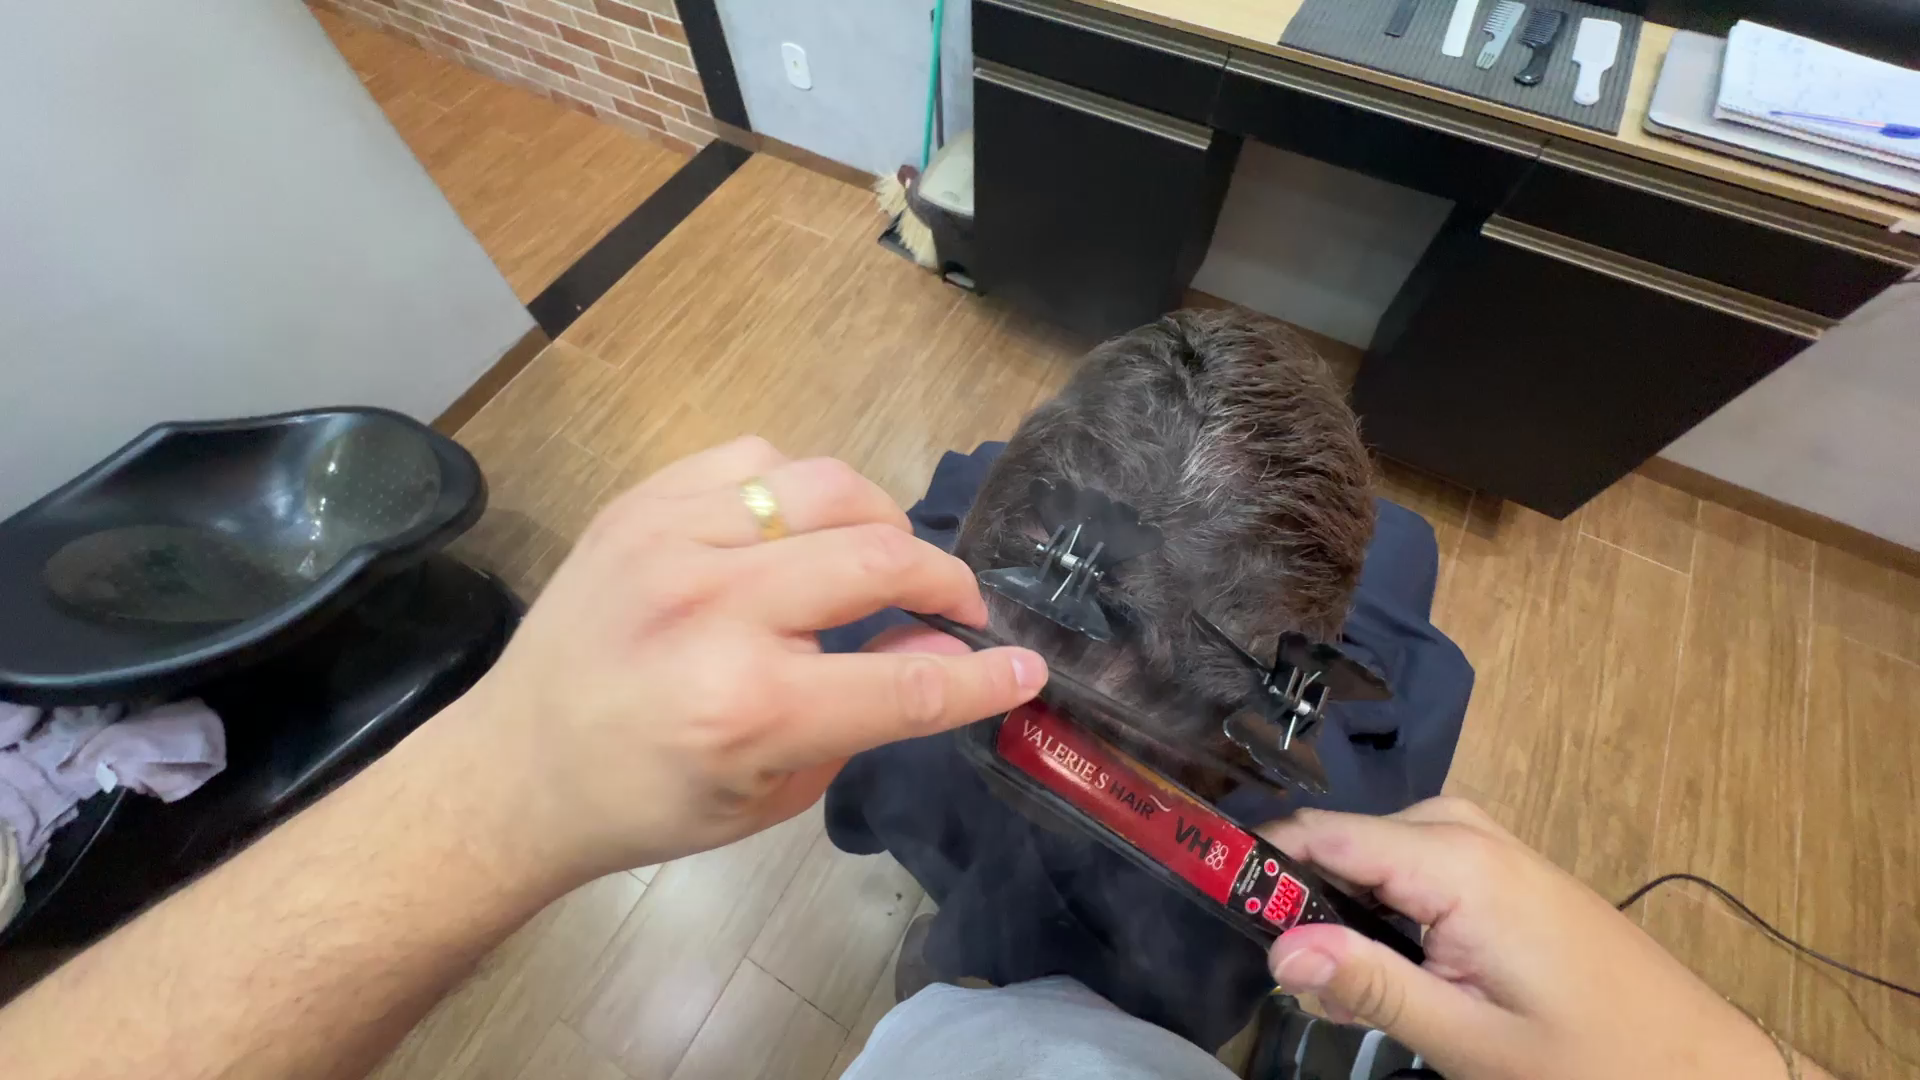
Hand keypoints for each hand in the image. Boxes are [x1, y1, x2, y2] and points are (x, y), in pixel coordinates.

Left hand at [436, 437, 1046, 884]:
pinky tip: (792, 532)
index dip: (983, 676)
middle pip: (880, 559)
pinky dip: (800, 493)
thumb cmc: (652, 800)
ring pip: (829, 486)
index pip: (908, 683)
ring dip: (881, 522)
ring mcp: (672, 540)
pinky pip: (758, 460)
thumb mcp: (776, 788)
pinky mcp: (642, 503)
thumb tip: (941, 646)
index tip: (1024, 667)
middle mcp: (715, 609)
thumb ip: (870, 713)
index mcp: (749, 707)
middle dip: (945, 581)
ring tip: (880, 557)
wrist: (514, 768)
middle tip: (956, 605)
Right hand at [1259, 798, 1797, 1079]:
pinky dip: (1381, 905)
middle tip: (1305, 979)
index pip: (1319, 833)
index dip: (1262, 862)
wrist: (1720, 1076)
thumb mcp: (1475, 1043)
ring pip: (1366, 852)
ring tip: (1352, 981)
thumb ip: (1367, 986)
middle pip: (1340, 842)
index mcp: (1450, 857)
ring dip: (1344, 909)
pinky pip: (1403, 860)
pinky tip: (1399, 959)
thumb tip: (1274, 951)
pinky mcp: (1488, 854)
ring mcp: (1476, 833)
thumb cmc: (1598, 1065)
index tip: (1223, 903)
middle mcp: (1456, 822)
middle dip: (1307, 901)